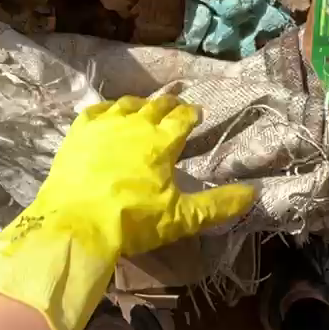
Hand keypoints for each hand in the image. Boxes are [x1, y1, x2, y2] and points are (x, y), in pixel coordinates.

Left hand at [0, 96, 255, 329]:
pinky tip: (108, 112)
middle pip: (156, 106)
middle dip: (170, 104)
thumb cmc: (132, 221)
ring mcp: (103, 126)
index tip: (198, 113)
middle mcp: (134, 125)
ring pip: (126, 104)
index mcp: (161, 141)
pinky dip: (107, 108)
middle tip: (177, 105)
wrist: (76, 226)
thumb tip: (252, 194)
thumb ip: (217, 205)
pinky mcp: (78, 134)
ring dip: (140, 104)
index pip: (182, 118)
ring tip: (145, 106)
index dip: (192, 114)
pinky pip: (95, 111)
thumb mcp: (181, 217)